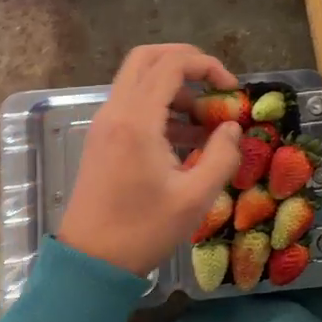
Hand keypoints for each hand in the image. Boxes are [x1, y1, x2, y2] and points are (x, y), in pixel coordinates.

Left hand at [57, 45, 242, 276]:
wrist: (89, 263)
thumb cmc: (142, 231)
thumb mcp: (195, 198)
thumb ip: (221, 156)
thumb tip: (231, 128)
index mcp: (136, 120)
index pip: (172, 64)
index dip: (207, 65)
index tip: (232, 89)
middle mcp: (116, 111)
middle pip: (148, 58)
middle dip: (186, 60)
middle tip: (215, 82)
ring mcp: (105, 124)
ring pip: (139, 79)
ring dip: (174, 86)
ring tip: (205, 119)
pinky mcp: (102, 139)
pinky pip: (133, 103)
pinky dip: (160, 105)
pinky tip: (185, 138)